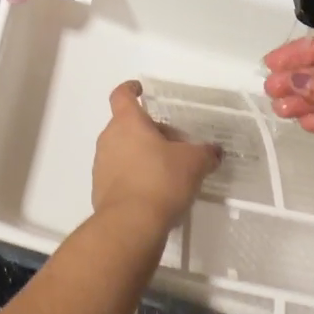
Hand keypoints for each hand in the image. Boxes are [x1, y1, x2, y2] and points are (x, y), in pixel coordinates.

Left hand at [91, 81, 221, 231]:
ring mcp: (101, 163)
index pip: (122, 95)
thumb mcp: (192, 164)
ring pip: (122, 150)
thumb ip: (204, 153)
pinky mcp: (100, 189)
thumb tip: (214, 150)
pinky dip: (134, 177)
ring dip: (141, 155)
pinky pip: (119, 174)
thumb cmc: (160, 181)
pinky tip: (154, 194)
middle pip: (127, 125)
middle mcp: (109, 137)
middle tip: (174, 145)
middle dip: (149, 131)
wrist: (130, 224)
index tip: (140, 89)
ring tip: (167, 172)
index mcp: (127, 122)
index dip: (131, 89)